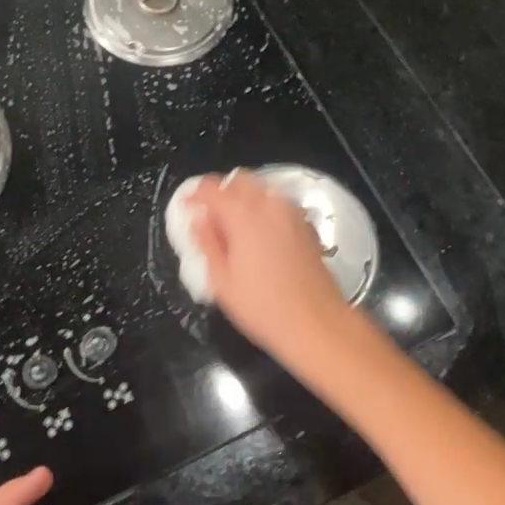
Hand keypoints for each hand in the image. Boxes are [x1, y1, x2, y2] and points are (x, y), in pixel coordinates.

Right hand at [182, 171, 361, 366]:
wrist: (317, 323)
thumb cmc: (263, 307)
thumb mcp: (221, 281)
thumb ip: (206, 243)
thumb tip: (197, 221)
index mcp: (242, 215)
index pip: (211, 188)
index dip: (195, 195)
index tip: (187, 208)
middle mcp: (269, 205)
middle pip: (239, 180)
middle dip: (221, 192)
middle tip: (209, 217)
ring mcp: (291, 213)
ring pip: (261, 190)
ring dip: (243, 200)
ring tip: (233, 228)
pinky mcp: (306, 225)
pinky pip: (278, 205)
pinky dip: (263, 210)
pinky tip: (258, 236)